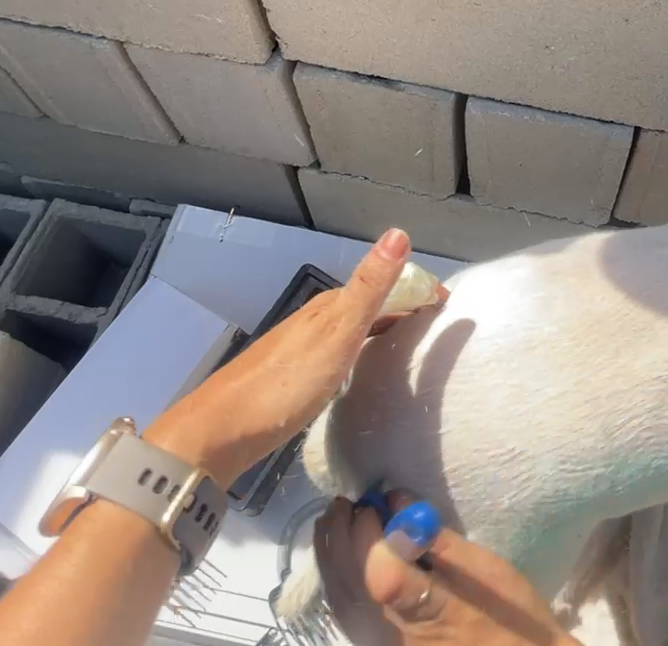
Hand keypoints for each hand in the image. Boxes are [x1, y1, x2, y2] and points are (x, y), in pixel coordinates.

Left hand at [144, 228, 416, 482]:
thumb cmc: (285, 383)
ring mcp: (302, 347)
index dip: (416, 289)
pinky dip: (364, 352)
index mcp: (329, 306)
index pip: (384, 284)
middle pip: (369, 304)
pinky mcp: (293, 376)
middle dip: (405, 309)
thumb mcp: (336, 333)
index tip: (448, 305)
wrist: (218, 434)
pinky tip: (364, 375)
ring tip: (411, 351)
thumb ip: (369, 287)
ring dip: (385, 331)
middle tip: (438, 330)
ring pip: (354, 329)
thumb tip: (398, 233)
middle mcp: (316, 320)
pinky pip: (341, 352)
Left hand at [317, 492, 578, 645]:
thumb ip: (435, 536)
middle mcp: (397, 636)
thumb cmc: (508, 614)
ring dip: (332, 557)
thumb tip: (397, 499)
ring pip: (342, 603)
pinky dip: (337, 580)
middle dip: (340, 538)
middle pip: (352, 588)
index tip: (371, 502)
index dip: (368, 535)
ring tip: (334, 520)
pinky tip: (339, 558)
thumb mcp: (481, 568)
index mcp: (430, 613)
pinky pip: (347, 615)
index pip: (382, 575)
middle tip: (343, 502)